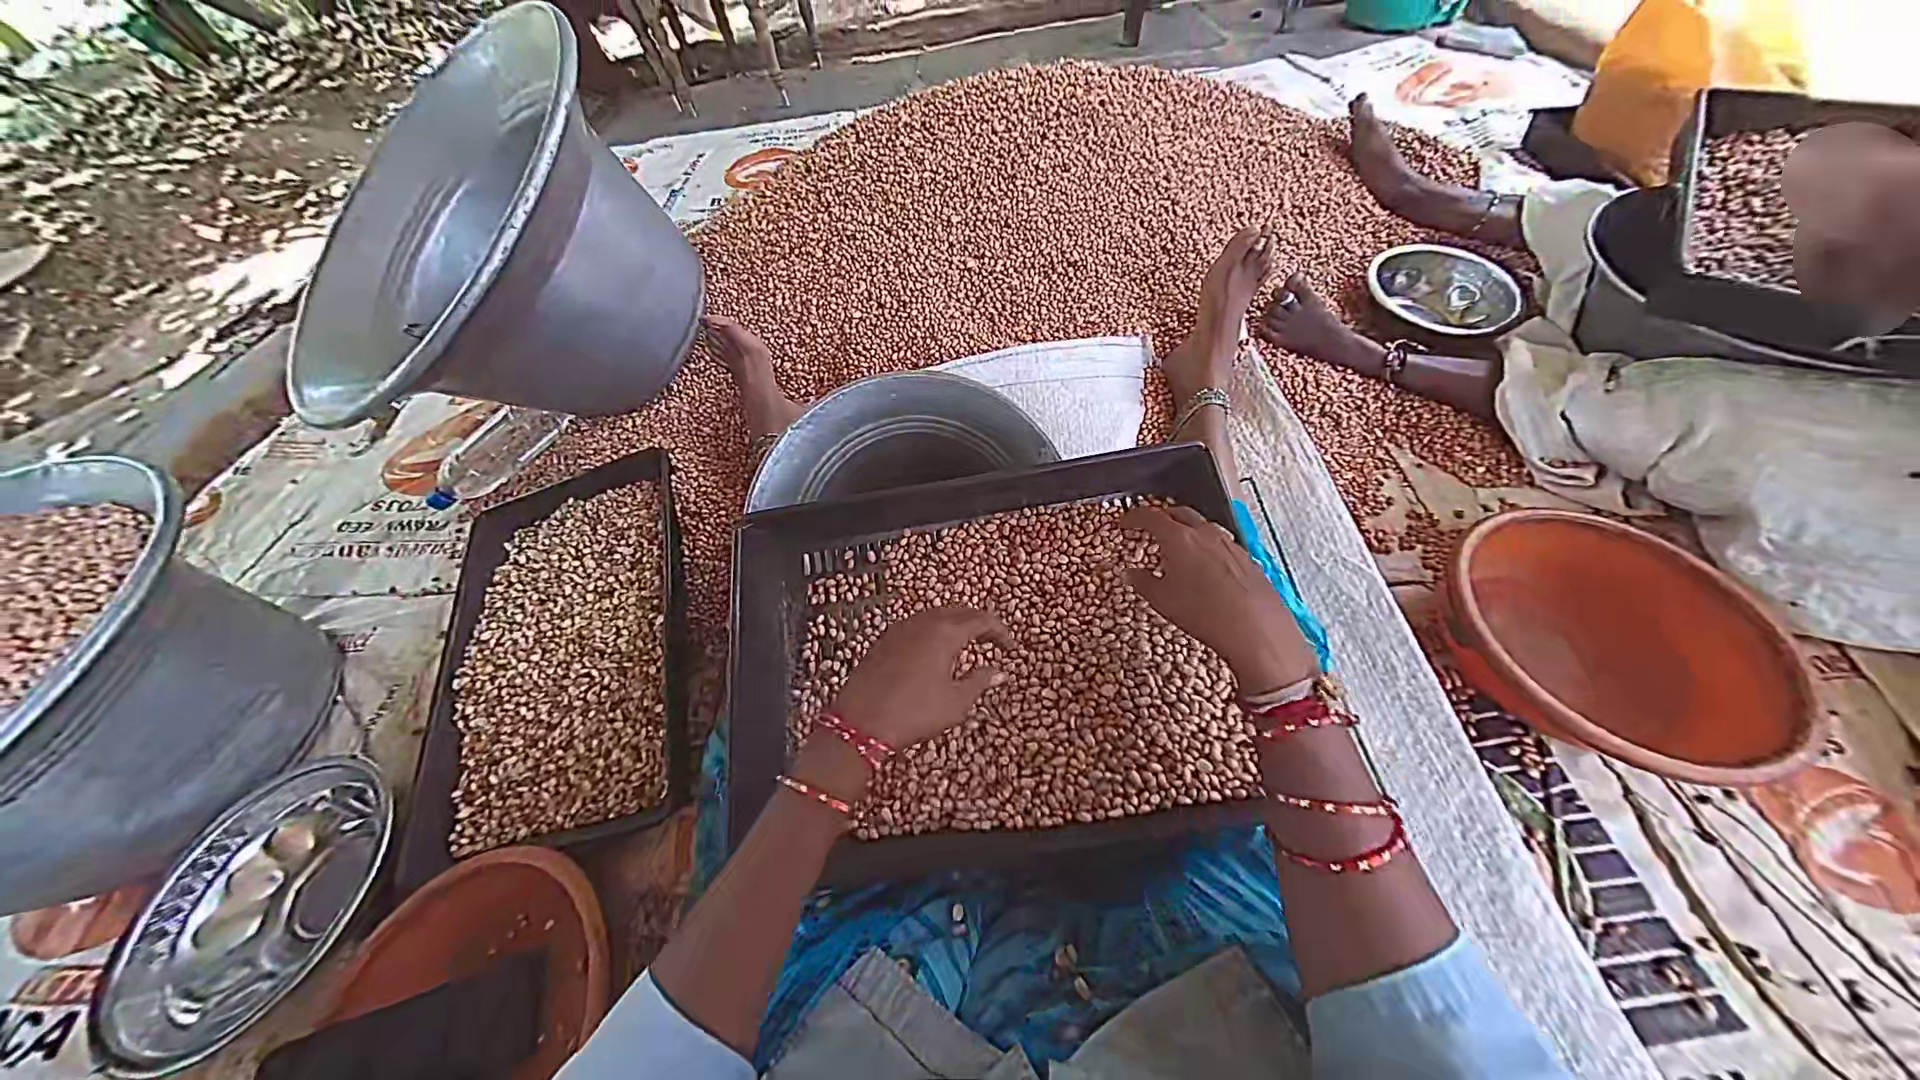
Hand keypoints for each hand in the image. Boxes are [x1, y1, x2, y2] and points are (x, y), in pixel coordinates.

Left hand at [831, 606, 1012, 747]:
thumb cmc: (912, 713)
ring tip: (966, 646)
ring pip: (935, 616)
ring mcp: (900, 629)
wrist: (860, 722)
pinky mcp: (884, 640)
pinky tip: (934, 653)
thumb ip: (979, 681)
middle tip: (991, 642)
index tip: (1010, 647)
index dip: (1000, 631)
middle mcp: (922, 623)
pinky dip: (933, 632)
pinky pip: (916, 626)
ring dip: (954, 625)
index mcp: (945, 633)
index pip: (981, 620)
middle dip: (978, 623)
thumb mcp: (956, 702)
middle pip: (958, 611)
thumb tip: (998, 672)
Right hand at [1119, 504, 1318, 691]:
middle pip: (1179, 513)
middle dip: (1162, 516)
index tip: (1126, 521)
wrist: (1255, 629)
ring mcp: (1229, 545)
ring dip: (1187, 529)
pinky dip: (1207, 545)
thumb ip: (1142, 581)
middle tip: (1150, 526)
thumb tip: (1132, 573)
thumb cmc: (1206, 613)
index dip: (1134, 517)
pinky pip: (1222, 542)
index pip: (1151, 517)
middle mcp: (1206, 534)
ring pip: (1203, 525)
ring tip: (1178, 544)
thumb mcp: (1162, 600)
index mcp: (1179, 539)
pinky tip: (1205, 564)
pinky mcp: (1247, 559)